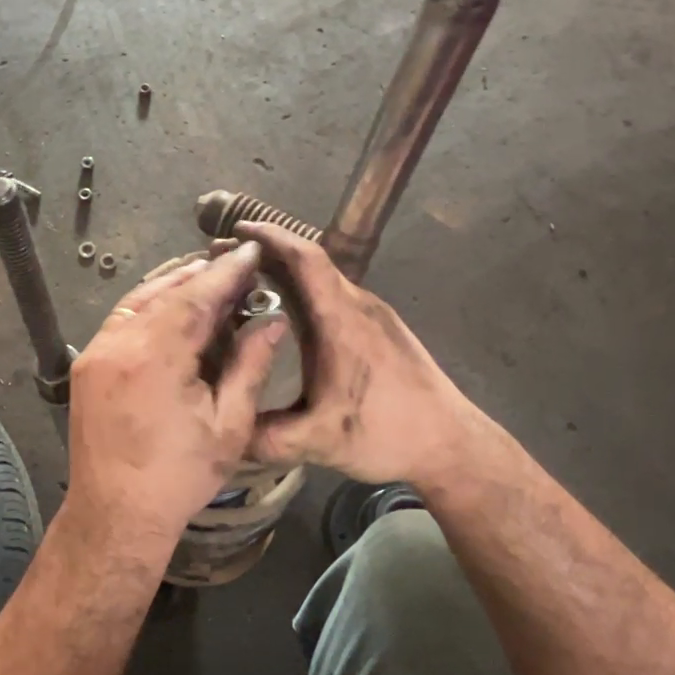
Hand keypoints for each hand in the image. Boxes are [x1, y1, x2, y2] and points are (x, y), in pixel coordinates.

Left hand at [64, 243, 287, 546]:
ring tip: (208, 278)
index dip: (226, 273)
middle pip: (166, 291)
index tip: (250, 253)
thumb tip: (273, 321)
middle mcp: (119, 342)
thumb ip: (250, 365)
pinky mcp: (87, 362)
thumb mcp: (228, 425)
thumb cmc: (179, 476)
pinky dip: (149, 305)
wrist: (115, 513)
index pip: (196, 297)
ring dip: (174, 285)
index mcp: (156, 357)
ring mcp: (96, 350)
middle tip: (235, 265)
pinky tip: (172, 307)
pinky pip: (121, 318)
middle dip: (202, 275)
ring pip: (139, 300)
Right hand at [235, 221, 471, 485]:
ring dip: (283, 273)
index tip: (236, 230)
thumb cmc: (389, 434)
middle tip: (223, 261)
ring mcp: (374, 315)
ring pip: (322, 279)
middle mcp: (359, 306)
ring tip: (244, 285)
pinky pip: (334, 295)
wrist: (453, 445)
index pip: (306, 258)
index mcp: (342, 321)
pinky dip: (302, 291)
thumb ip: (265, 436)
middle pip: (309, 261)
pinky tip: (283, 315)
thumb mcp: (319, 442)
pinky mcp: (381, 328)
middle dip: (265, 253)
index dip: (270, 237)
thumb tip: (220, 430)